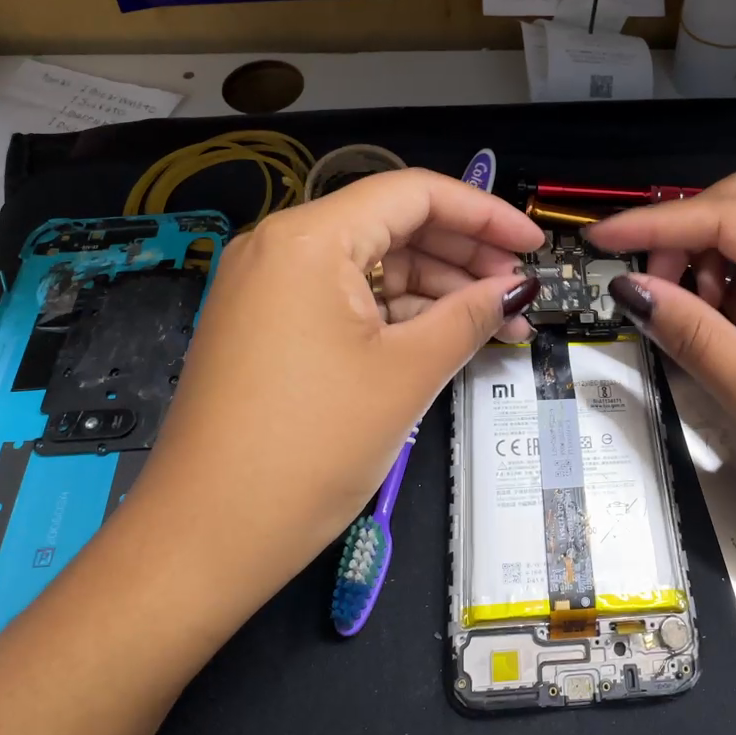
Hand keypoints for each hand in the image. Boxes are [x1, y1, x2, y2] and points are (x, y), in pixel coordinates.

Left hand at [121, 168, 544, 624]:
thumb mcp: (405, 374)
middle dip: (464, 254)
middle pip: (393, 225)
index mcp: (309, 239)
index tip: (533, 243)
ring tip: (497, 323)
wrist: (202, 541)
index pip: (414, 194)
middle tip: (520, 288)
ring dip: (437, 289)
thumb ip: (469, 315)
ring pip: (372, 265)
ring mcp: (268, 288)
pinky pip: (346, 299)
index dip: (484, 213)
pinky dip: (397, 314)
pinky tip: (444, 336)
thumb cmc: (309, 448)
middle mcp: (282, 247)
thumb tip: (517, 286)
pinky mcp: (266, 327)